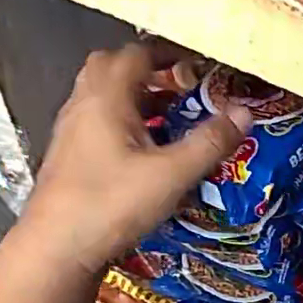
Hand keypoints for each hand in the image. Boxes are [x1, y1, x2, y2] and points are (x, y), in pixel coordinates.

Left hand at [15, 42, 246, 274]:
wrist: (58, 248)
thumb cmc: (112, 204)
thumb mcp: (171, 174)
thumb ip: (209, 143)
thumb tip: (245, 113)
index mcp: (106, 98)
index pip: (137, 54)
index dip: (169, 54)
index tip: (199, 65)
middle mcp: (84, 106)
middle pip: (114, 69)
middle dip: (150, 72)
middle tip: (182, 89)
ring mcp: (73, 132)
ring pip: (105, 98)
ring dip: (138, 99)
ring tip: (172, 120)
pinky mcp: (71, 158)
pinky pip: (101, 124)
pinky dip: (126, 124)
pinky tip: (147, 154)